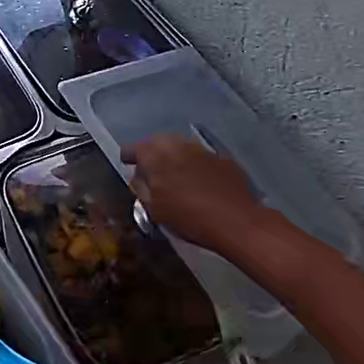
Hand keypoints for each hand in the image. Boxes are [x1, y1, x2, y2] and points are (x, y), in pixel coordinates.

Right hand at [121, 135, 266, 251]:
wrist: (236, 221)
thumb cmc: (188, 217)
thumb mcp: (154, 209)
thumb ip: (140, 188)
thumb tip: (138, 176)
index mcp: (154, 156)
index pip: (133, 148)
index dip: (129, 156)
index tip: (127, 163)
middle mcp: (176, 145)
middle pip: (157, 142)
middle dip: (151, 153)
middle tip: (151, 169)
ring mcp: (201, 149)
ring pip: (180, 146)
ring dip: (174, 156)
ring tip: (174, 173)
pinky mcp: (221, 158)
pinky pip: (200, 157)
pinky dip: (195, 164)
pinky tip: (199, 180)